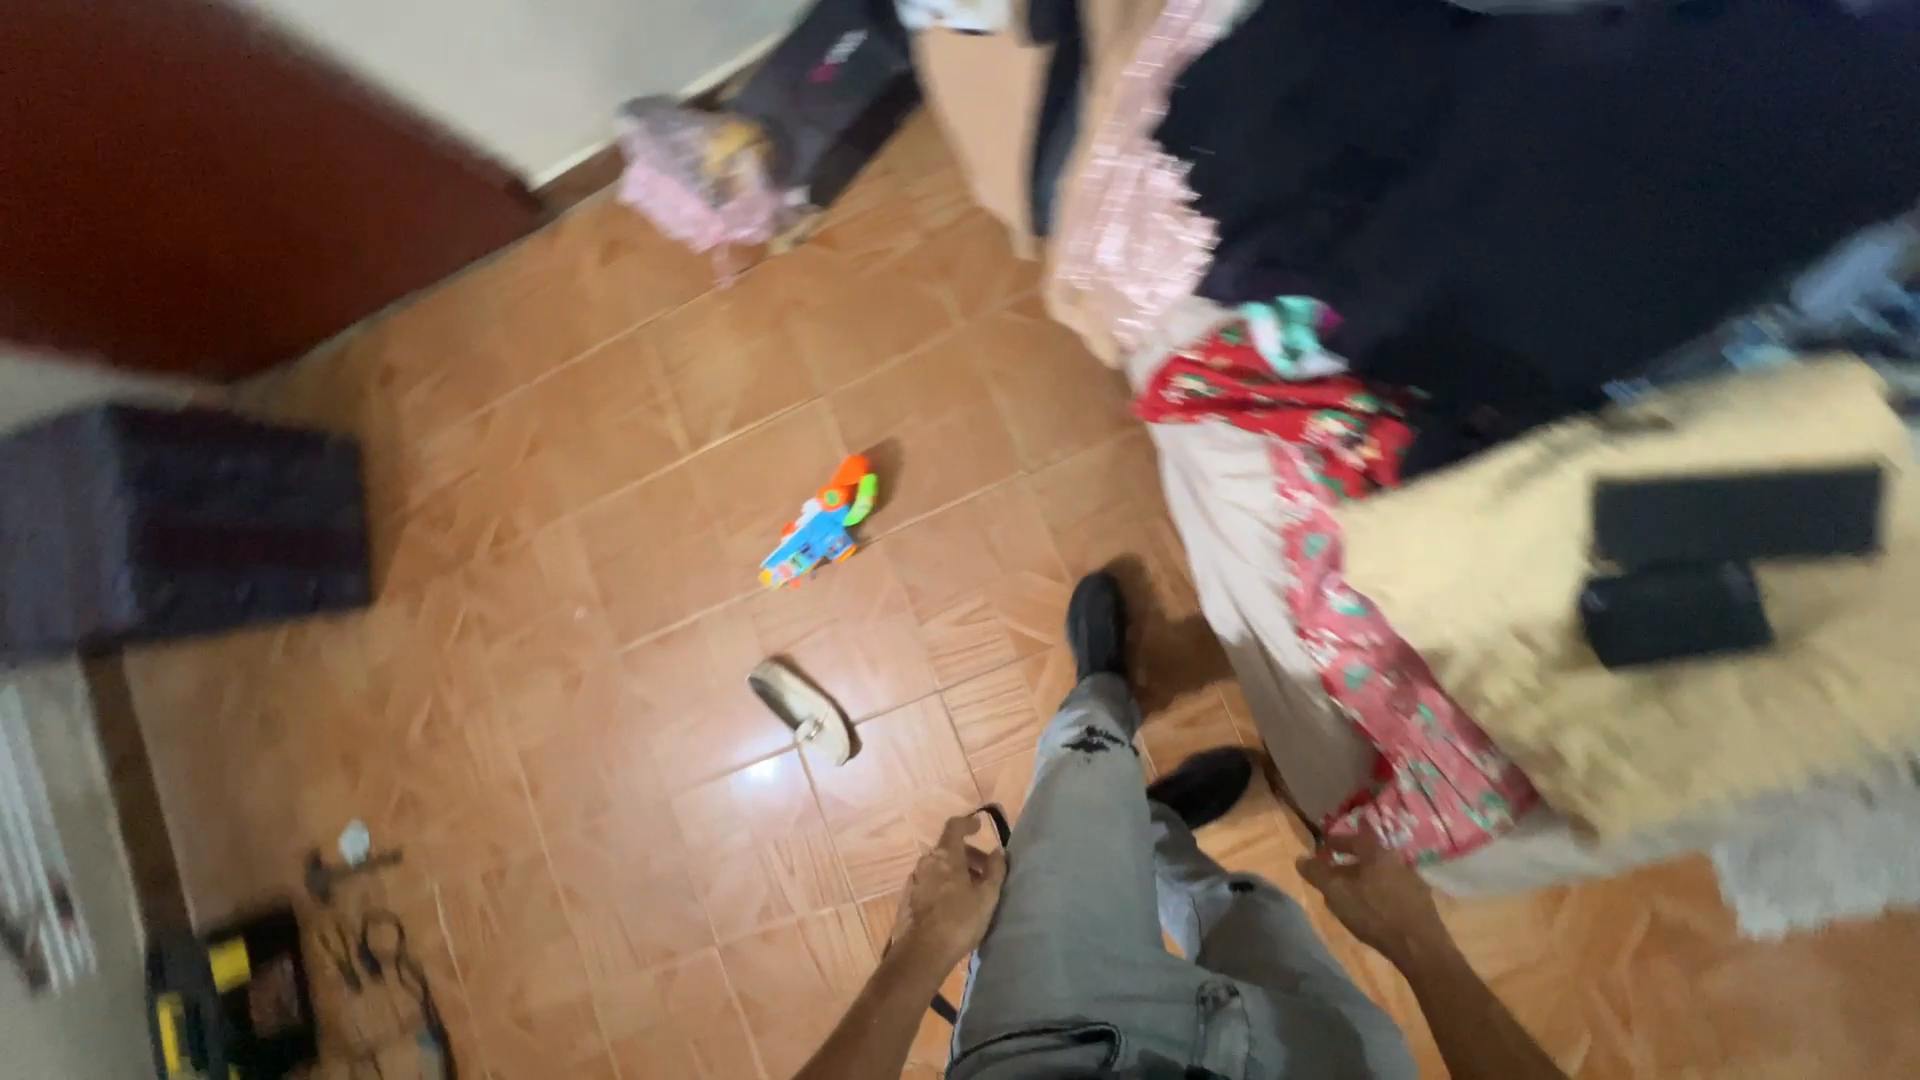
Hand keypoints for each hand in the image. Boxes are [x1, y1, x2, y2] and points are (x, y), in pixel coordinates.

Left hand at [889, 815, 1007, 971]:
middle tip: (984, 872)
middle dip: (968, 855)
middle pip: (948, 848)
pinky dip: (942, 884)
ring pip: (938, 866)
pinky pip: (929, 882)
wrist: (922, 953)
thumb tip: (998, 850)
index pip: (954, 826)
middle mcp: (927, 861)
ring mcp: (914, 880)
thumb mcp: (987, 896)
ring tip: (971, 891)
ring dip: (955, 871)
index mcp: (946, 855)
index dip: (968, 823)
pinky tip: (952, 904)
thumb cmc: (959, 920)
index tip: (979, 826)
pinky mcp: (908, 898)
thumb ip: (995, 870)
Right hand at [1296, 829, 1452, 968]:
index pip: (1354, 839)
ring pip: (1383, 875)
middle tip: (1336, 873)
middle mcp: (1399, 862)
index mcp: (1378, 853)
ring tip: (1353, 895)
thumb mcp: (1336, 893)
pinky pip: (1395, 892)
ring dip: (1367, 881)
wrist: (1421, 949)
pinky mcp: (1424, 905)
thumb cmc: (1374, 914)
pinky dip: (1381, 895)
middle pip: (1369, 858)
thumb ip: (1317, 873)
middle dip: (1351, 864)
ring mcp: (1415, 884)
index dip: (1336, 842)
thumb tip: (1300, 858)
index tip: (1324, 846)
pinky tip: (1375, 910)